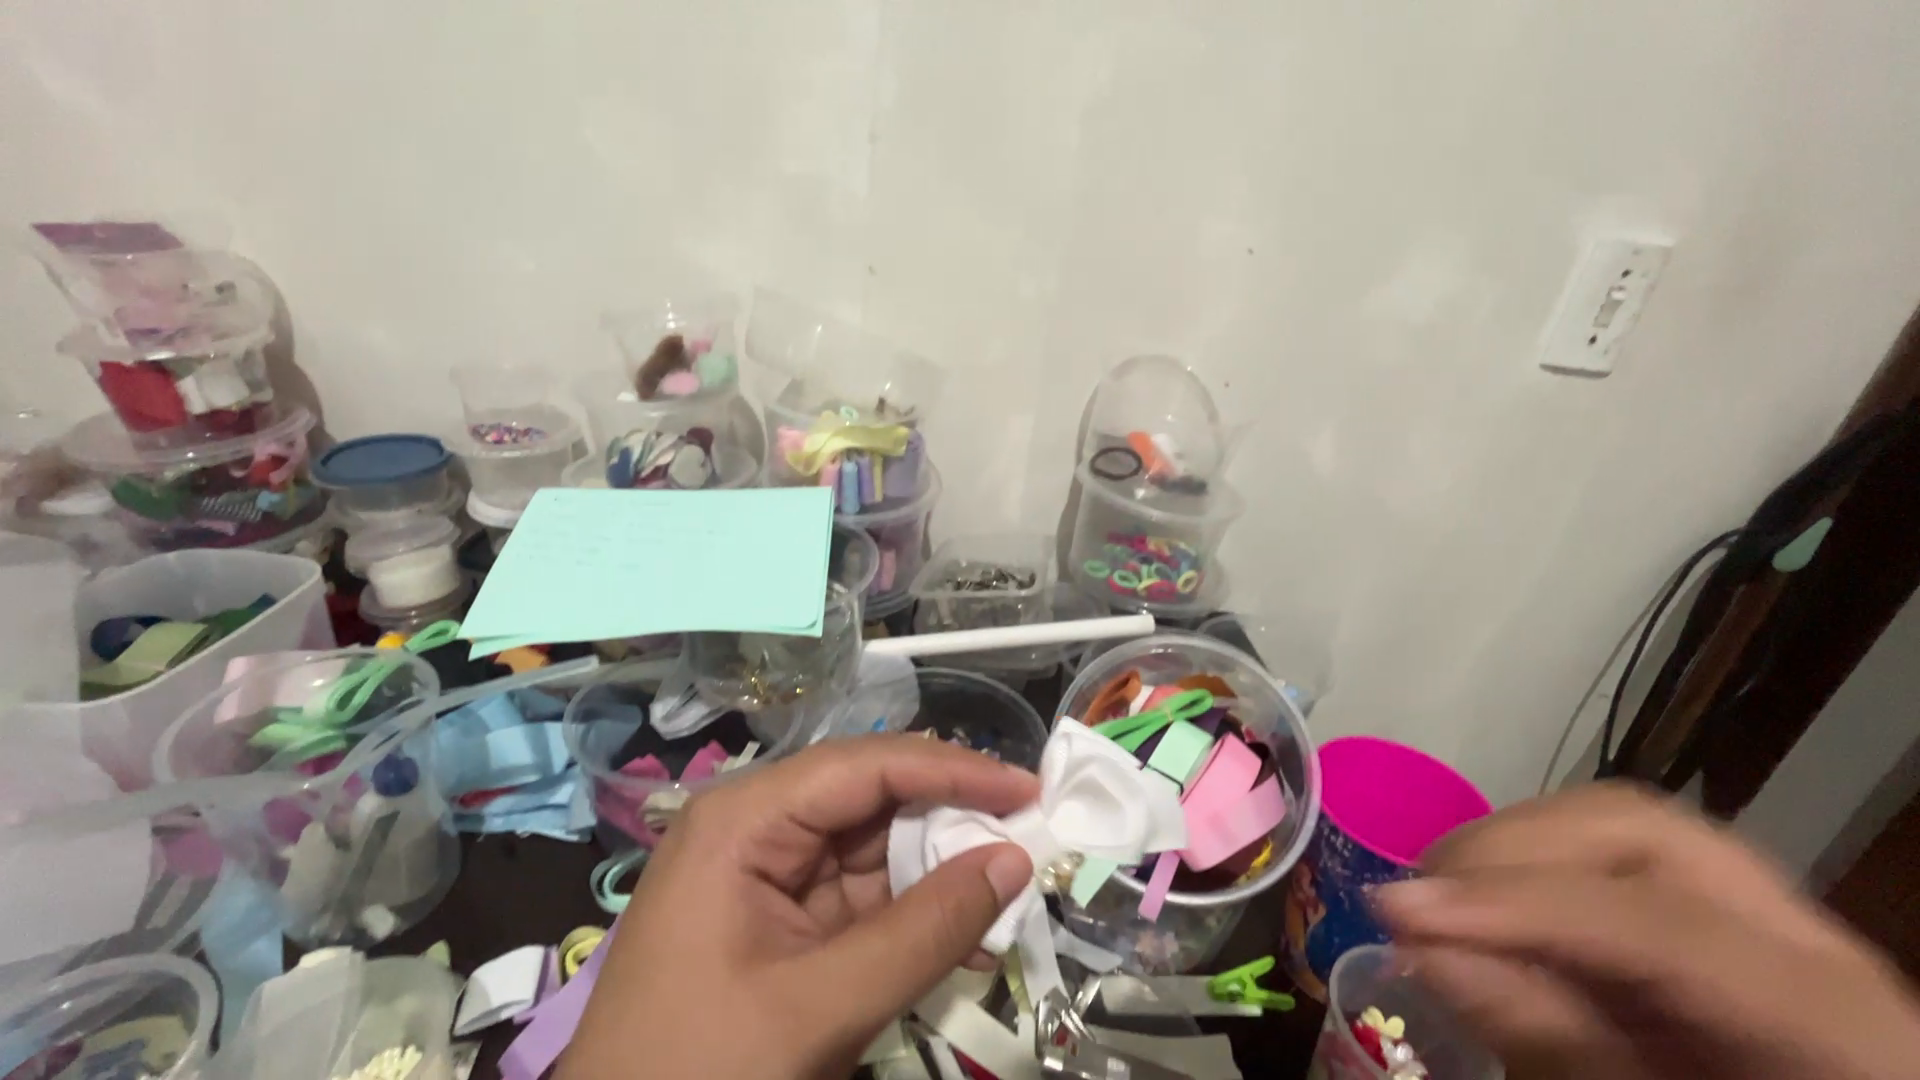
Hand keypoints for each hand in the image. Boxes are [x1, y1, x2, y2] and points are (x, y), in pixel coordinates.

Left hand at [558, 736, 1038, 1079]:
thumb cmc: (701, 1071)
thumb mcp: (819, 1007)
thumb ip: (924, 932)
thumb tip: (1014, 860)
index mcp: (745, 819)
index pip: (866, 765)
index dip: (953, 769)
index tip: (1028, 789)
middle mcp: (756, 827)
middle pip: (871, 797)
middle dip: (950, 815)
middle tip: (1028, 834)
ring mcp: (767, 873)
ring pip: (873, 845)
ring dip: (939, 867)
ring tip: (1009, 887)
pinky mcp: (780, 918)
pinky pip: (861, 895)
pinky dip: (914, 911)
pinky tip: (965, 932)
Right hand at [1373, 783, 1919, 1079]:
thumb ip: (1550, 1039)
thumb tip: (1419, 947)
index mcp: (1831, 1016)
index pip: (1666, 926)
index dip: (1521, 908)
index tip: (1394, 911)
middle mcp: (1794, 930)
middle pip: (1631, 825)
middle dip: (1502, 851)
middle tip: (1416, 900)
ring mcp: (1743, 902)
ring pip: (1599, 818)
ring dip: (1497, 851)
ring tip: (1435, 904)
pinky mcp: (1689, 899)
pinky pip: (1587, 846)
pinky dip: (1512, 865)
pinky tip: (1476, 908)